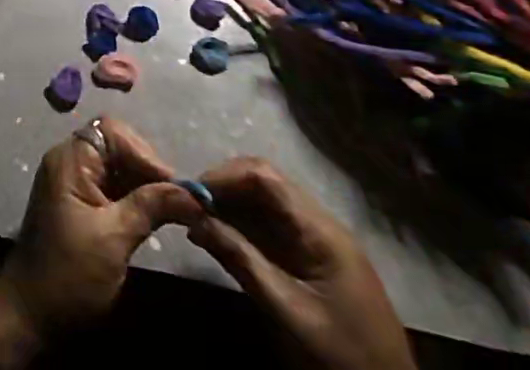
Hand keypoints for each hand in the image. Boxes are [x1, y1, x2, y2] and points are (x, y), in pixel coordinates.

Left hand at [0, 118, 201, 366]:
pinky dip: (137, 197)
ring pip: (119, 166)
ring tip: (175, 210)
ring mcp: (75, 183)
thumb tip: (195, 194)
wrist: (31, 314)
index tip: (172, 186)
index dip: (144, 152)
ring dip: (147, 184)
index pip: (111, 132)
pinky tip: (158, 216)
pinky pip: (115, 186)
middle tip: (177, 200)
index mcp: (70, 161)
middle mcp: (70, 163)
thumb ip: (151, 207)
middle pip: (118, 146)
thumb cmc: (69, 274)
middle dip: (149, 168)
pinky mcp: (83, 204)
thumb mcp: (113, 239)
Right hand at [188, 158, 416, 369]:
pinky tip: (218, 236)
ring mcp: (317, 238)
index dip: (222, 177)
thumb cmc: (340, 353)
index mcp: (319, 230)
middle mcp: (319, 222)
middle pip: (264, 180)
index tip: (188, 194)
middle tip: (188, 205)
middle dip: (223, 185)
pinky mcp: (311, 254)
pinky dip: (242, 223)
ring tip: (196, 220)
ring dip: (230, 203)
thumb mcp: (286, 309)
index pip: (264, 178)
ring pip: (265, 199)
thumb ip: (241, 261)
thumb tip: (193, 221)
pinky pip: (271, 223)